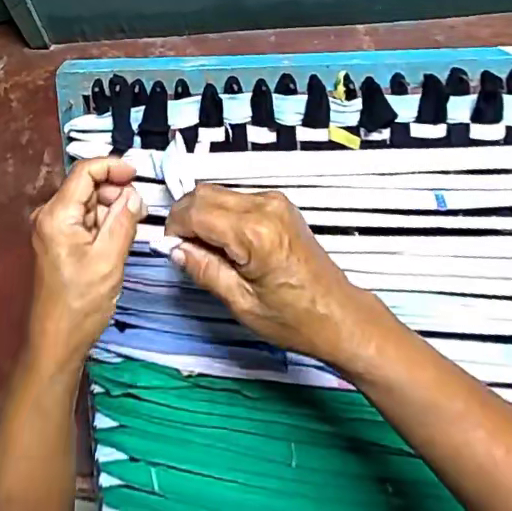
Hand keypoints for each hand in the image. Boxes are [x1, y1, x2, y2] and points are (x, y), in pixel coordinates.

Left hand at [24, 158, 144, 370]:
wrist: (56, 341)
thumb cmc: (79, 305)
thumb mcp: (109, 260)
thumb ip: (123, 221)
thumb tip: (134, 195)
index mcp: (56, 215)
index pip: (85, 171)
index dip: (112, 166)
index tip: (135, 173)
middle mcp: (49, 215)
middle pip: (86, 185)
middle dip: (115, 191)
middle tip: (138, 208)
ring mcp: (52, 228)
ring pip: (88, 201)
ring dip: (110, 208)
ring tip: (129, 228)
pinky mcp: (58, 240)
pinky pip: (84, 218)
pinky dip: (102, 222)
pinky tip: (116, 239)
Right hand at [164, 185, 395, 366]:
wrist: (340, 315)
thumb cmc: (297, 318)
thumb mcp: (242, 303)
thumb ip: (204, 269)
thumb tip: (175, 249)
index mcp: (255, 232)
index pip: (196, 211)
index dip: (175, 227)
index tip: (170, 247)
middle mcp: (265, 207)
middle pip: (203, 193)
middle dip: (185, 217)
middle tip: (182, 248)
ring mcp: (274, 202)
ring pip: (217, 192)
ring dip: (201, 214)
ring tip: (204, 249)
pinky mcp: (278, 204)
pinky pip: (235, 198)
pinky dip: (220, 214)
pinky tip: (224, 242)